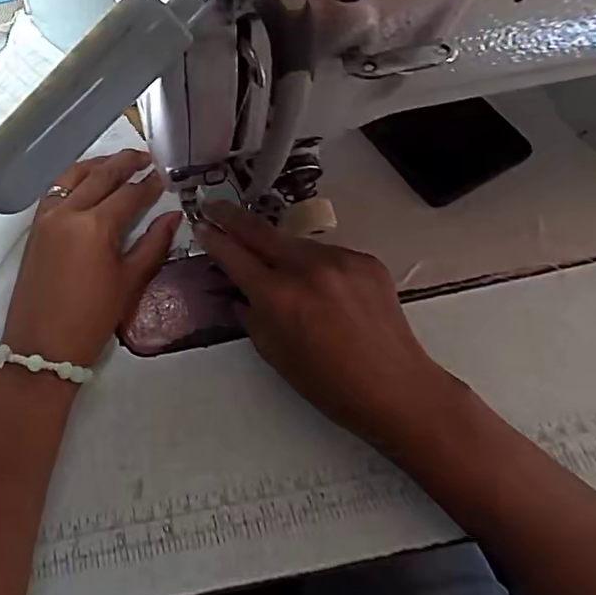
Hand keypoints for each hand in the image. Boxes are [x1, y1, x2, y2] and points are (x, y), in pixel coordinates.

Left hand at [2, 150, 181, 370]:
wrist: (43, 347)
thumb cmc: (92, 319)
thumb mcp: (129, 282)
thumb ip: (153, 244)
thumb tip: (173, 217)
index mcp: (96, 226)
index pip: (129, 194)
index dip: (150, 185)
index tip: (164, 177)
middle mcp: (68, 212)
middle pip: (101, 176)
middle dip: (126, 163)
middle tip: (146, 157)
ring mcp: (47, 217)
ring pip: (74, 176)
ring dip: (98, 165)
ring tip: (118, 162)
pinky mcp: (35, 227)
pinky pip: (56, 190)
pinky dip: (73, 179)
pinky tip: (87, 182)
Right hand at [196, 201, 459, 449]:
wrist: (395, 387)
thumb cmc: (328, 384)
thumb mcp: (275, 354)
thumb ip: (251, 316)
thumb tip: (239, 292)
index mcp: (278, 297)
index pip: (235, 255)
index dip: (214, 239)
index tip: (201, 226)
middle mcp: (307, 268)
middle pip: (260, 232)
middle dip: (232, 218)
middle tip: (215, 207)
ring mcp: (340, 259)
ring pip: (296, 244)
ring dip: (279, 249)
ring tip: (278, 266)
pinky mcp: (365, 260)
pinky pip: (328, 255)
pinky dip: (316, 266)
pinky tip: (321, 288)